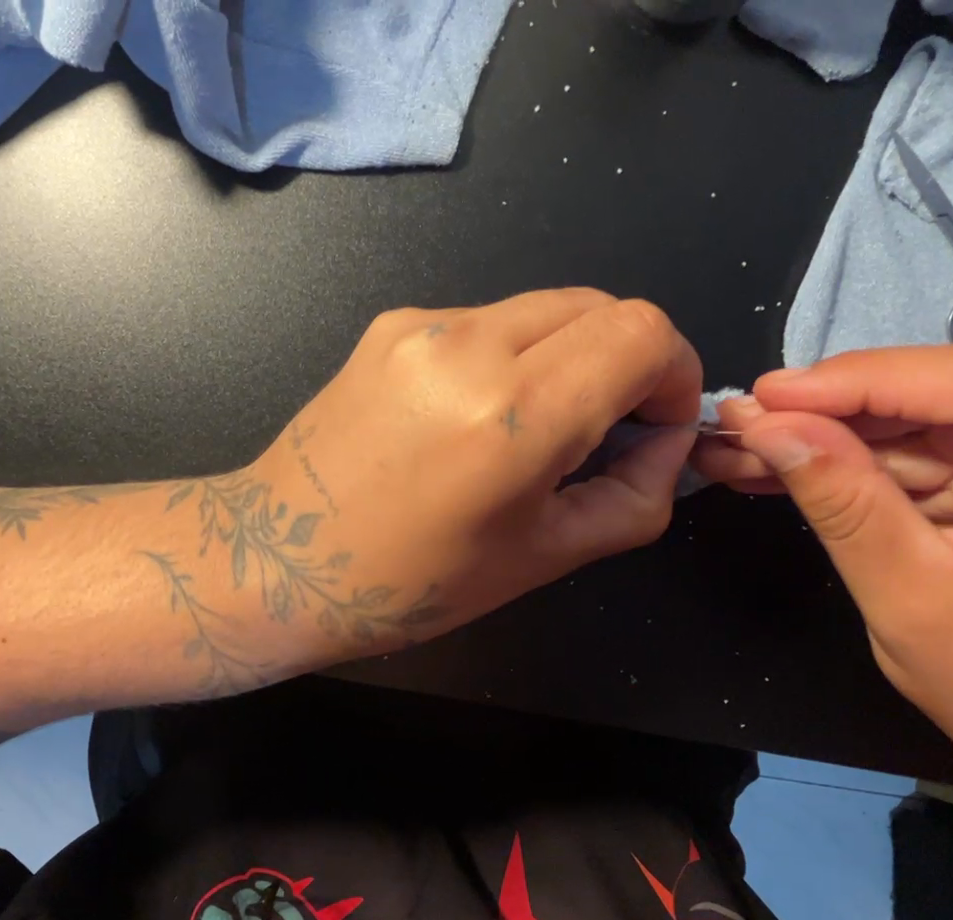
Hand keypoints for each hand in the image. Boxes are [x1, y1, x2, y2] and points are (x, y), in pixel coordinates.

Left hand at [247, 288, 703, 662]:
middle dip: (628, 362)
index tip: (656, 424)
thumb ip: (632, 499)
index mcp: (515, 413)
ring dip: (569, 356)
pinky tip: (473, 418)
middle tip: (606, 430)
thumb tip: (669, 445)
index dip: (674, 372)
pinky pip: (486, 320)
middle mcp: (470, 345)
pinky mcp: (391, 325)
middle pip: (601, 305)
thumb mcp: (542, 558)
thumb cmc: (410, 581)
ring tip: (534, 431)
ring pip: (545, 307)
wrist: (277, 557)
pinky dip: (512, 356)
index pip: (642, 332)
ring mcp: (423, 325)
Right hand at [695, 342, 952, 803]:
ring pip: (936, 412)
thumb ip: (845, 504)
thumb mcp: (906, 602)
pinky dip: (858, 451)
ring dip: (835, 429)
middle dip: (840, 405)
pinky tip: (788, 456)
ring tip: (745, 444)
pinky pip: (938, 439)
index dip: (872, 379)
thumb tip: (769, 426)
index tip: (772, 394)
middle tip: (745, 421)